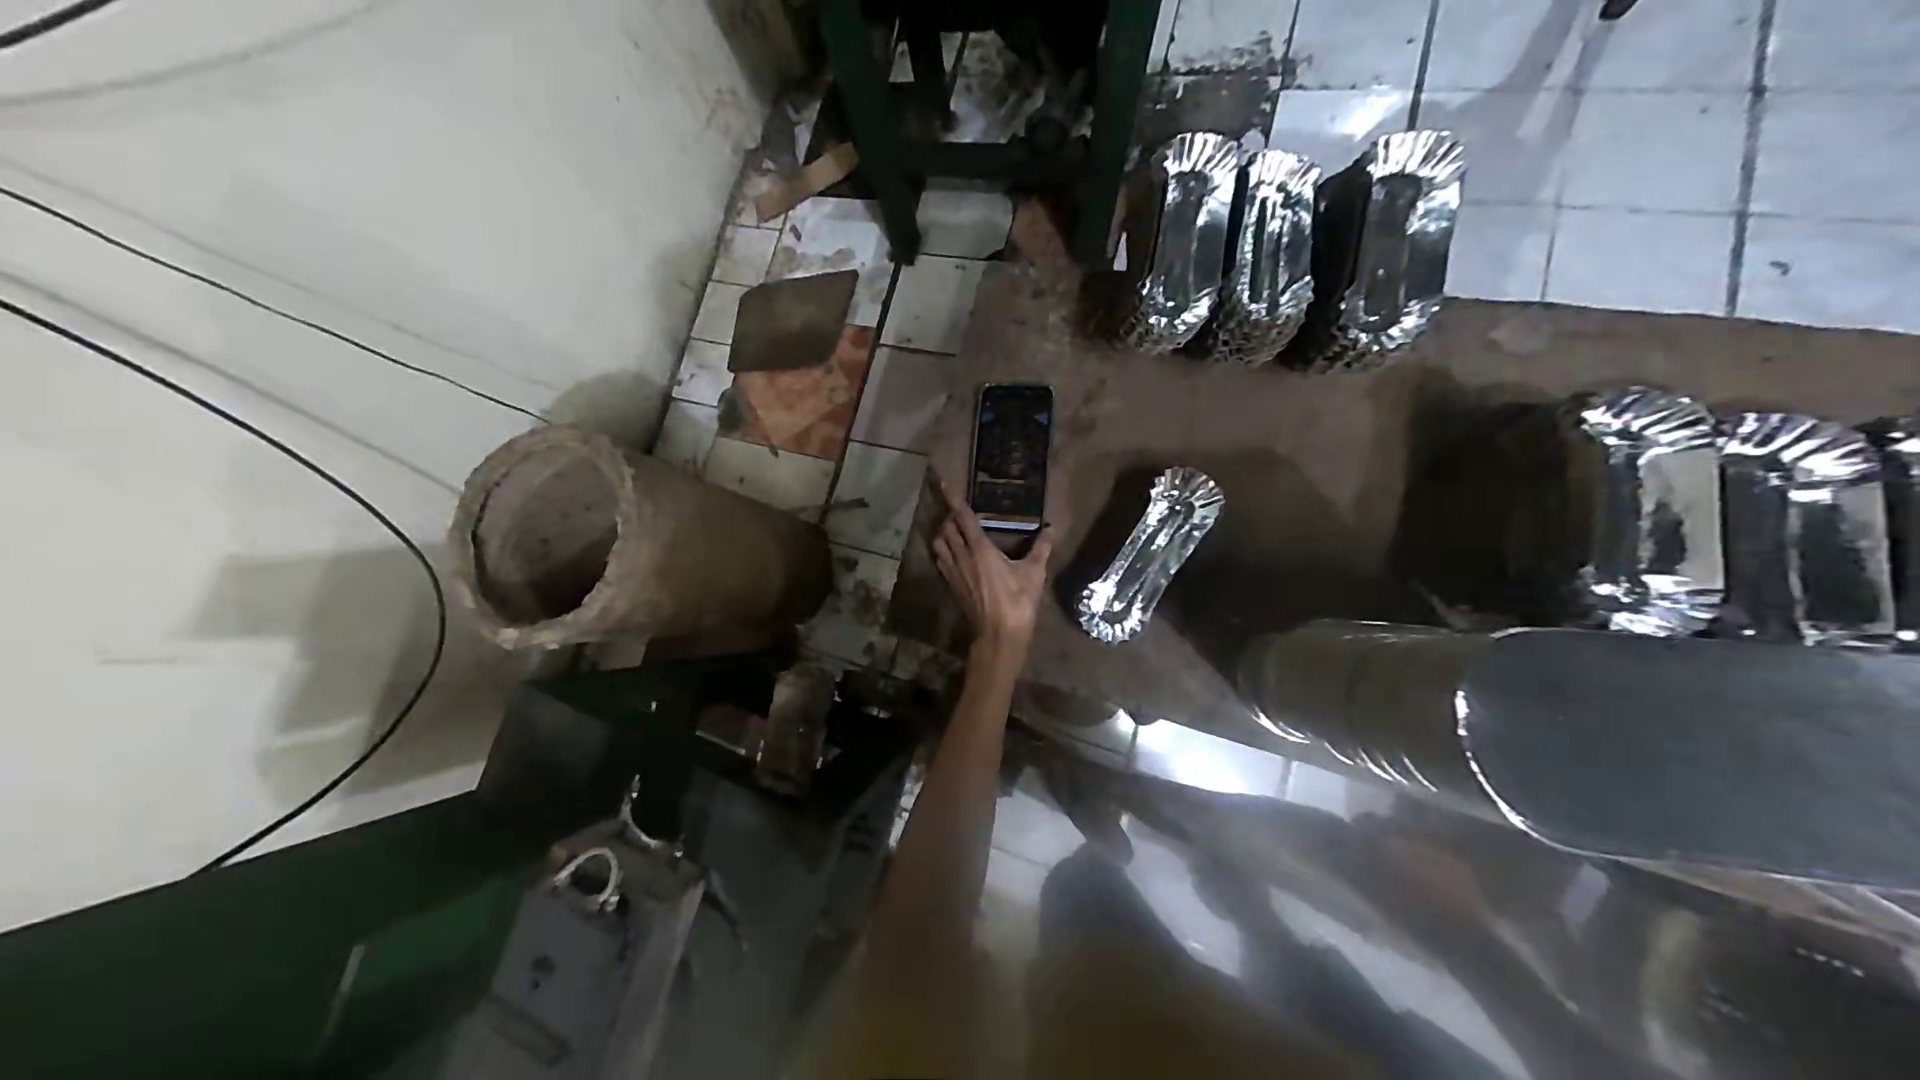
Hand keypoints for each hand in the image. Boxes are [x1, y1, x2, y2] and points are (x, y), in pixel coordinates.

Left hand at [931, 474, 1054, 660]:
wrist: (998, 635)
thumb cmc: (1018, 601)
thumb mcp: (1034, 573)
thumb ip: (1042, 548)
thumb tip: (1051, 529)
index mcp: (980, 549)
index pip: (963, 517)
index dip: (953, 498)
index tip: (943, 482)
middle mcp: (962, 557)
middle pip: (946, 528)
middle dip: (950, 516)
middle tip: (959, 511)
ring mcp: (953, 572)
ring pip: (938, 543)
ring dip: (943, 532)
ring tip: (954, 530)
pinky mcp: (951, 585)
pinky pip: (940, 560)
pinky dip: (942, 550)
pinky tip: (952, 552)